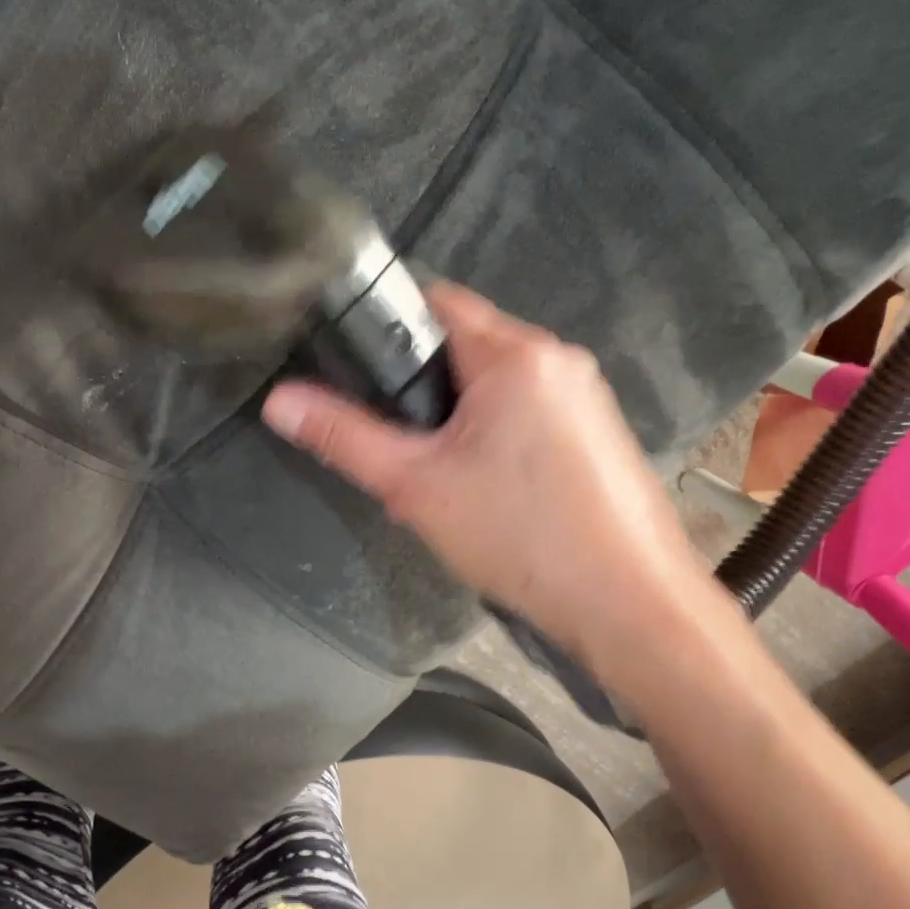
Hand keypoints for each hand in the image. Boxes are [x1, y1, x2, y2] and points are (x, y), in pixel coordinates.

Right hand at [261, 282, 713, 658]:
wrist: (631, 606)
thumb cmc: (520, 535)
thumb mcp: (413, 486)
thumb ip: (342, 436)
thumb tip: (278, 400)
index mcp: (515, 354)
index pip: (434, 302)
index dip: (384, 325)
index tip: (349, 367)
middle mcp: (557, 359)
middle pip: (462, 344)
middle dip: (416, 382)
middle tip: (386, 437)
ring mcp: (584, 396)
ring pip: (491, 382)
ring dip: (451, 413)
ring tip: (426, 468)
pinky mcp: (595, 433)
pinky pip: (523, 411)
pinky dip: (488, 433)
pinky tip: (477, 487)